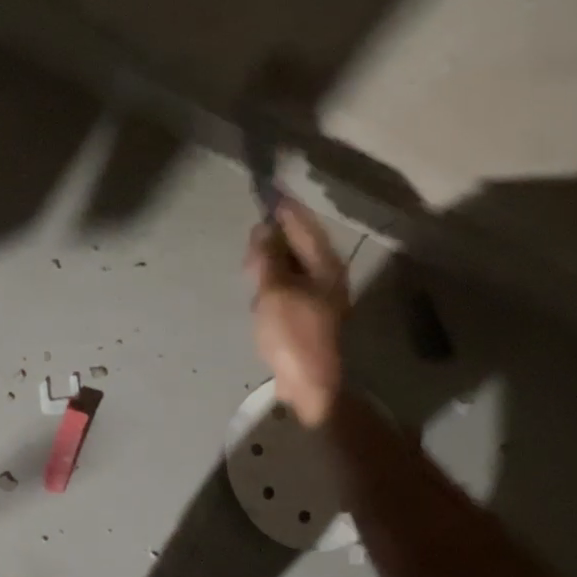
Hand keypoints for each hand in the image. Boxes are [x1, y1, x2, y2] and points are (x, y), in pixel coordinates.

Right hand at [246, 197, 348, 426]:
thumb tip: (264, 229)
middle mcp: (326, 276)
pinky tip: (259, 299)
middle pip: (297, 245)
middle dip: (272, 241)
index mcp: (324, 265)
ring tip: (252, 275)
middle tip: (251, 248)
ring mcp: (318, 297)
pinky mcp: (307, 315)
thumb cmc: (293, 335)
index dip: (283, 208)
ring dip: (270, 266)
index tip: (266, 190)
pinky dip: (272, 286)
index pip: (303, 225)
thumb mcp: (274, 291)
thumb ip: (268, 257)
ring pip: (290, 267)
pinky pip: (287, 288)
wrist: (312, 385)